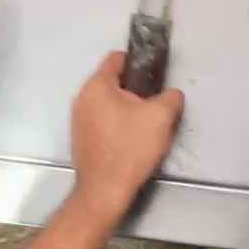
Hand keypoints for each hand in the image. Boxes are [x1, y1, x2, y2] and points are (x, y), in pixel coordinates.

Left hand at [69, 51, 183, 219]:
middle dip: (135, 91)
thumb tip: (171, 95)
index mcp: (97, 85)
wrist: (105, 191)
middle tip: (154, 109)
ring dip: (126, 111)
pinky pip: (102, 123)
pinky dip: (116, 127)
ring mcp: (77, 121)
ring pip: (108, 105)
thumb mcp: (162, 117)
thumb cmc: (131, 148)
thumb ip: (170, 97)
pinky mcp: (80, 140)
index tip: (155, 77)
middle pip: (113, 83)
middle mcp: (81, 98)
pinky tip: (130, 143)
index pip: (117, 58)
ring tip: (145, 129)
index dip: (139, 62)